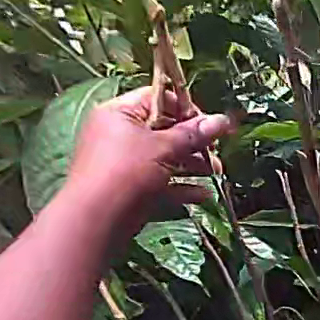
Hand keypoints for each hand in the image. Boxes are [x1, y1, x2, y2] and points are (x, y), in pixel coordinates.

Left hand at [60, 86, 233, 240]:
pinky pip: (163, 181)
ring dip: (194, 164)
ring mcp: (126, 162)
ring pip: (167, 157)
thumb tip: (223, 120)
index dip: (187, 109)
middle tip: (215, 153)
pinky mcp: (133, 187)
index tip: (209, 126)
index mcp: (120, 113)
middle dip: (196, 142)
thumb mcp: (163, 148)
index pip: (159, 98)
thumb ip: (194, 133)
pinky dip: (183, 186)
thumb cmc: (126, 172)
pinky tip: (204, 194)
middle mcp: (121, 134)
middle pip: (166, 129)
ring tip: (215, 173)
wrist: (96, 220)